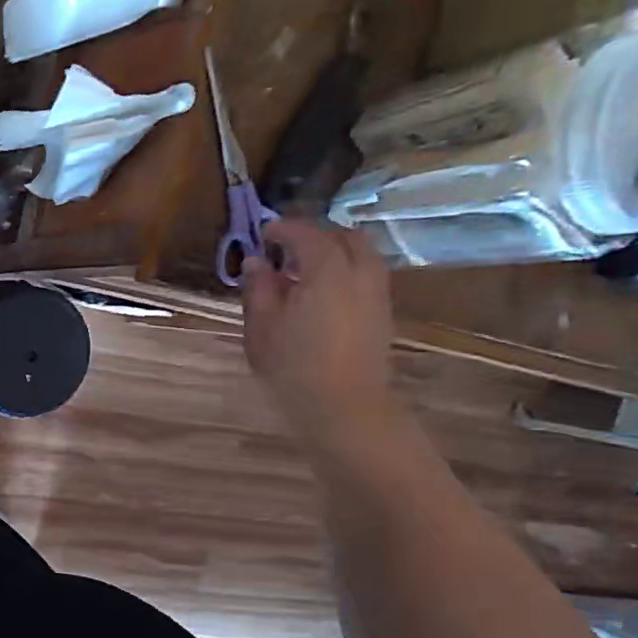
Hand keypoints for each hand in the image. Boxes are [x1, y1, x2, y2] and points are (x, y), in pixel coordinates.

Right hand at [241, 219, 402, 452]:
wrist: (345, 408)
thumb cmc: (295, 368)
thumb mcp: (263, 327)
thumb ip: (259, 289)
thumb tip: (255, 262)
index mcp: (327, 270)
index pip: (307, 234)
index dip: (284, 229)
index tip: (263, 233)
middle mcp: (359, 272)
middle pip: (343, 236)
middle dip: (315, 233)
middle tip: (287, 245)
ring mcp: (376, 292)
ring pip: (361, 253)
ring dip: (334, 250)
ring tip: (305, 267)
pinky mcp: (382, 313)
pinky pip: (366, 273)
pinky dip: (346, 268)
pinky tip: (323, 290)